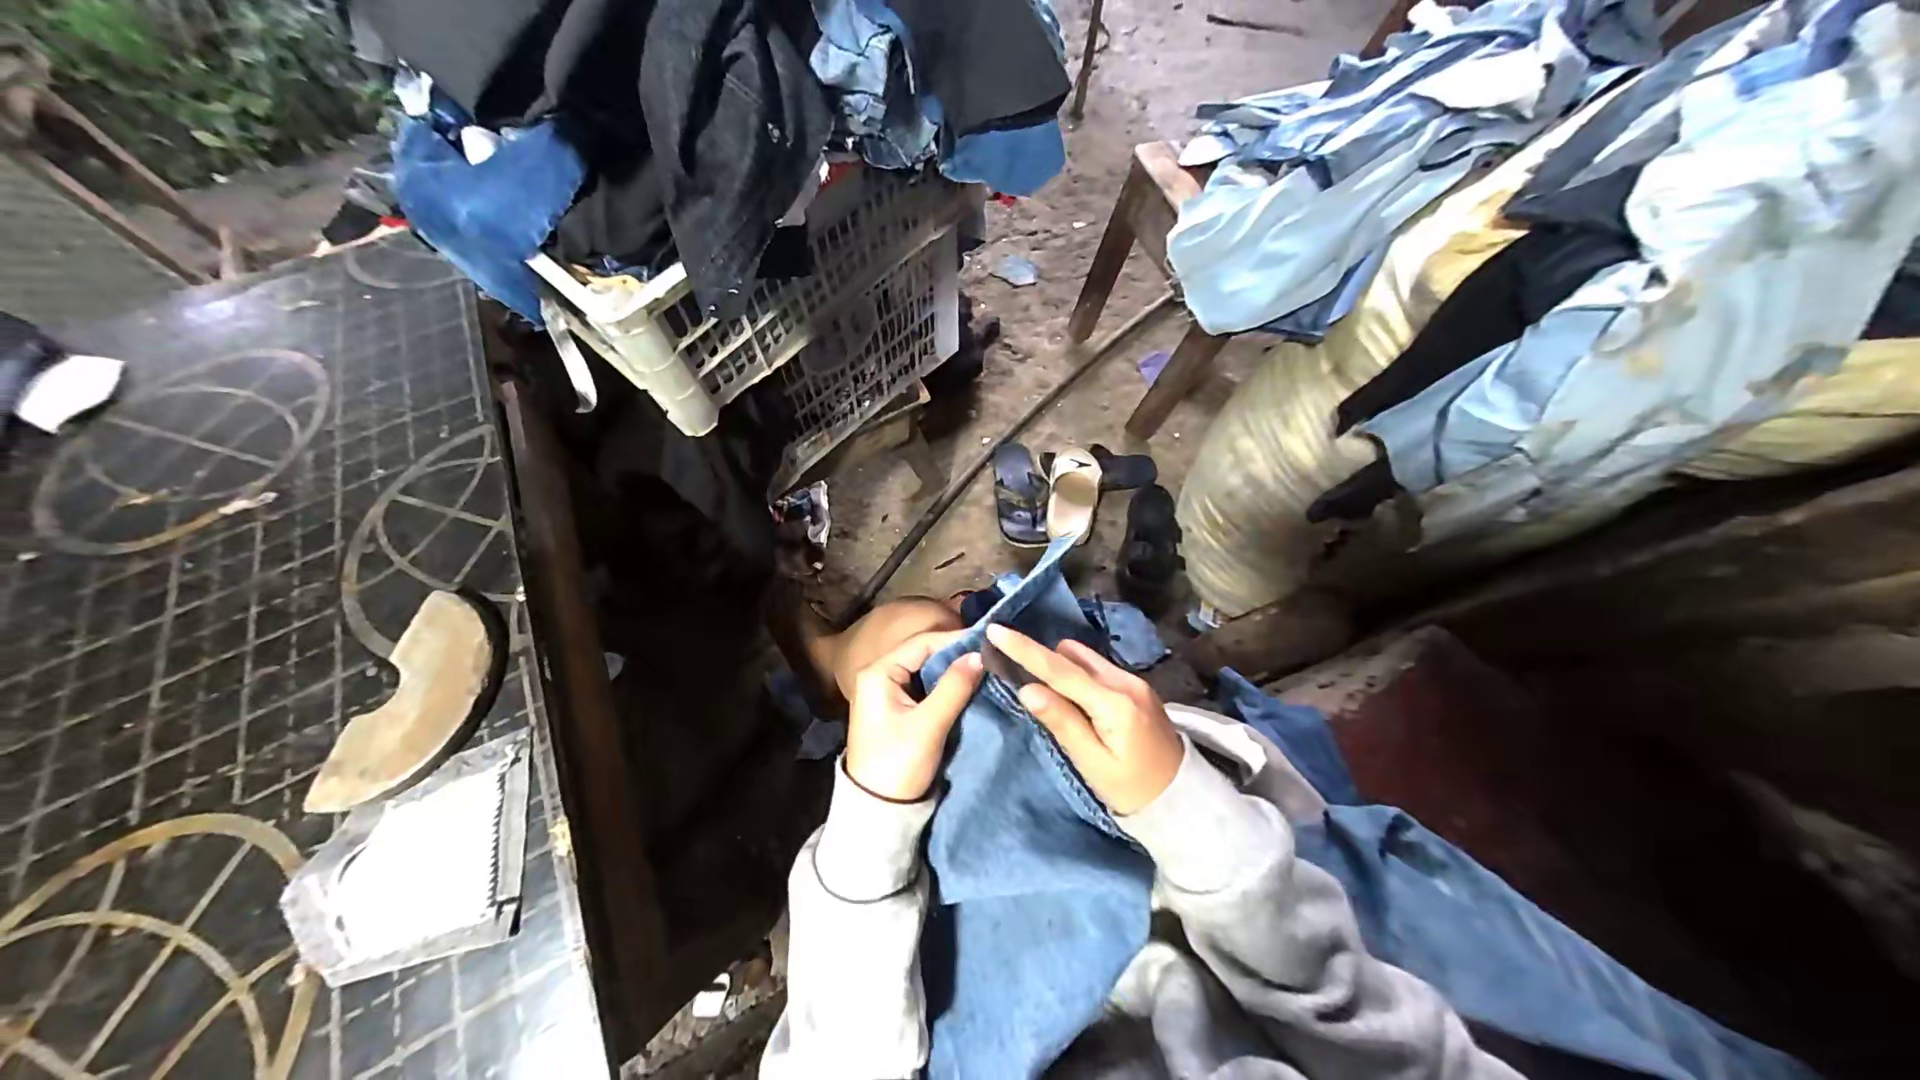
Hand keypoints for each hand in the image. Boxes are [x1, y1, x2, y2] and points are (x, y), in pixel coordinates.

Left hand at [845, 630, 983, 801]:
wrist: (877, 809)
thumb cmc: (899, 764)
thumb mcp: (929, 724)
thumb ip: (954, 687)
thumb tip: (979, 655)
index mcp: (878, 673)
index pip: (922, 643)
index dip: (955, 640)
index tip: (987, 642)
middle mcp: (878, 676)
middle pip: (924, 654)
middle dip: (956, 655)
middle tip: (990, 656)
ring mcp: (886, 693)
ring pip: (926, 671)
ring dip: (952, 672)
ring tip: (984, 670)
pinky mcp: (896, 709)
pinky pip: (924, 688)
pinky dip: (945, 687)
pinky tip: (968, 688)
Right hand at [986, 624, 1182, 814]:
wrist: (1183, 798)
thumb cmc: (1133, 789)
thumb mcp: (1093, 763)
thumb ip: (1062, 722)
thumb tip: (1027, 688)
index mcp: (1114, 702)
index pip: (1060, 669)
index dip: (1024, 649)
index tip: (995, 630)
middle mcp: (1125, 681)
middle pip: (1071, 655)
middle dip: (1039, 655)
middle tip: (1009, 667)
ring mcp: (1133, 681)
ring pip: (1084, 659)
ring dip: (1058, 666)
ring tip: (1036, 685)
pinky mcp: (1136, 687)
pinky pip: (1096, 668)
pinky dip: (1076, 674)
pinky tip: (1066, 694)